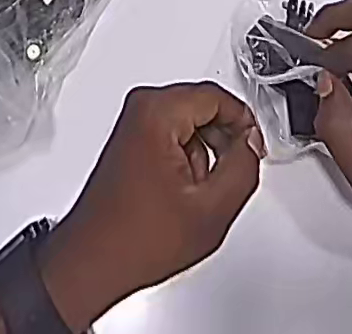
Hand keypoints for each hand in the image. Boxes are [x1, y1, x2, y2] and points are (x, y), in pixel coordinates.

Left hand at [37, 82, 265, 327]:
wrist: (96, 256)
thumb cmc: (136, 237)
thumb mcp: (212, 208)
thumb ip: (243, 168)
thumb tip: (251, 144)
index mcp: (157, 112)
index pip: (216, 96)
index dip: (244, 121)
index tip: (255, 143)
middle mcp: (141, 106)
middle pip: (201, 103)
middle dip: (224, 136)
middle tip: (237, 167)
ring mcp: (133, 119)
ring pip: (188, 117)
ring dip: (205, 147)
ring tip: (204, 188)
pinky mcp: (130, 133)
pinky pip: (172, 128)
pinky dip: (187, 152)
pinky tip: (186, 188)